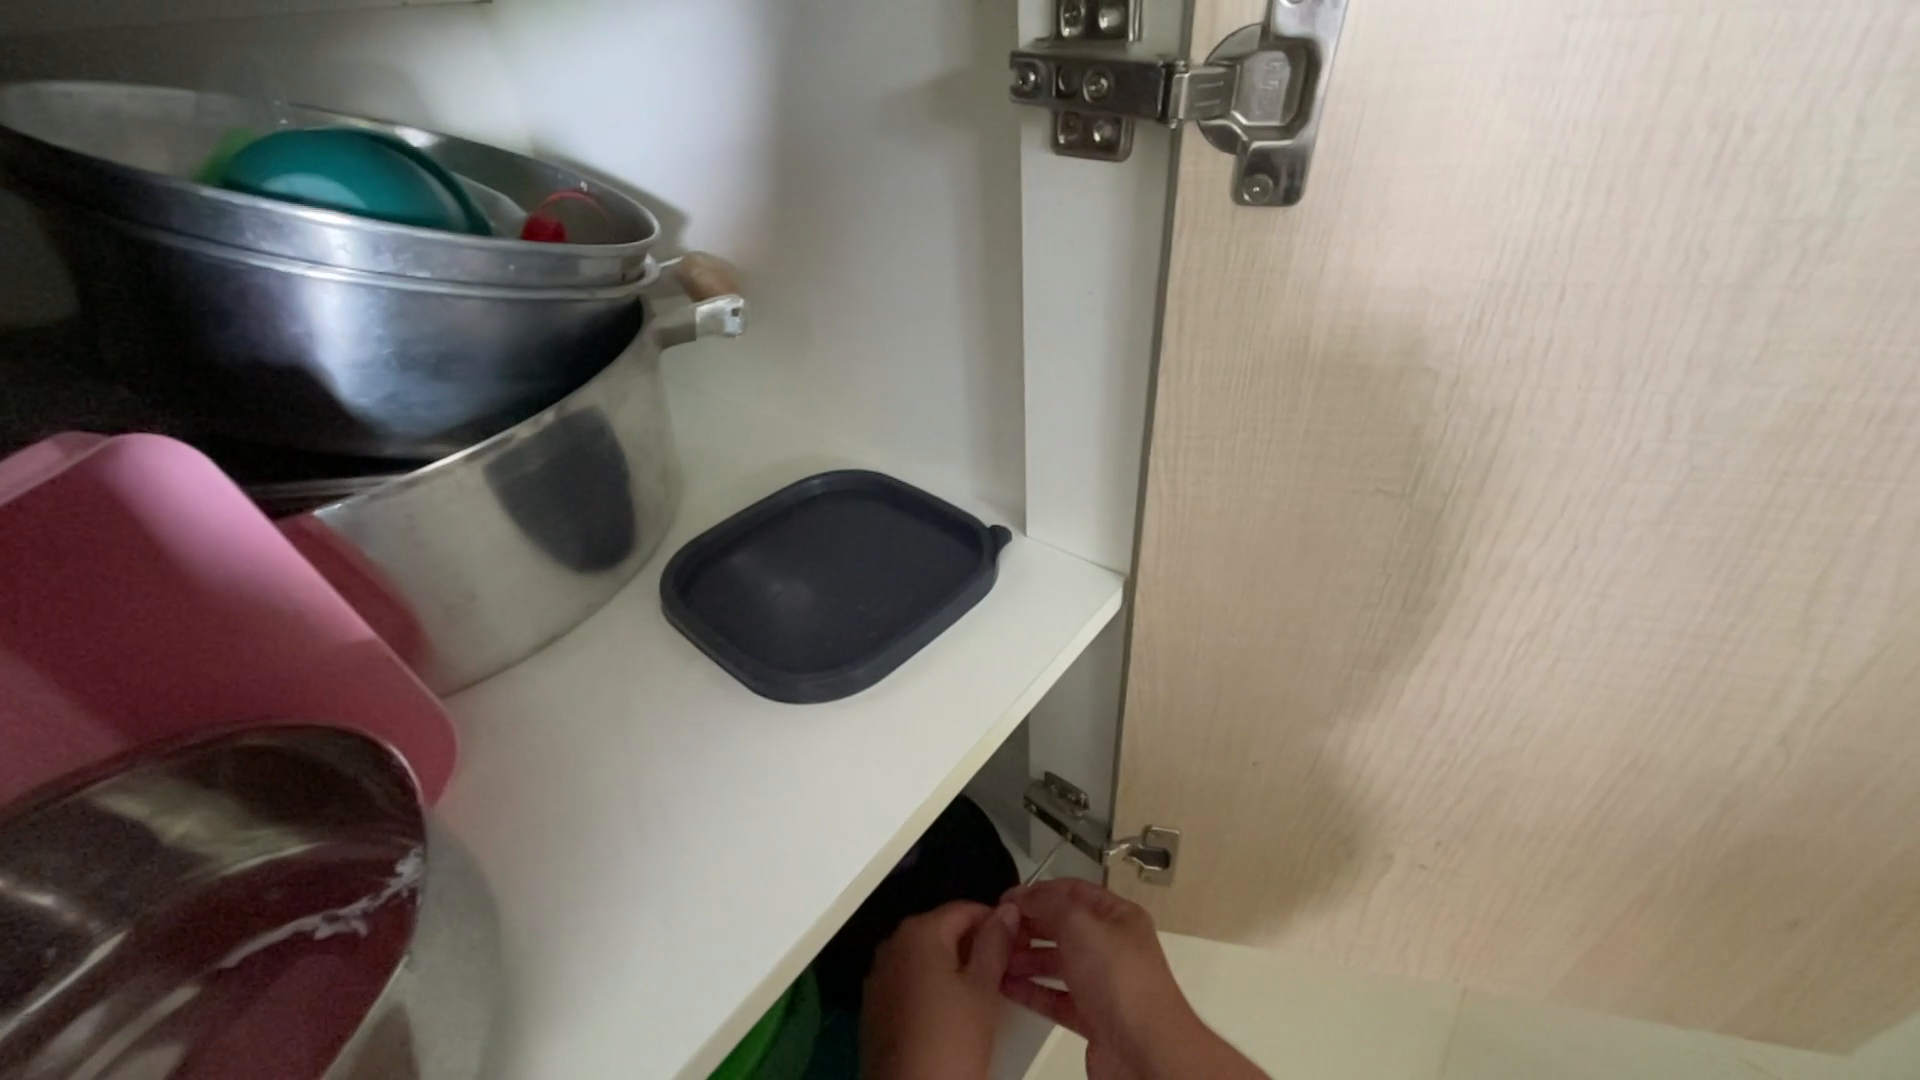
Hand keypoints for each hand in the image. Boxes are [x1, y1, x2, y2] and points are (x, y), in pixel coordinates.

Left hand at [861, 900, 1019, 1079]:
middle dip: (974, 946)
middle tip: (1003, 972)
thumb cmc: (950, 1042)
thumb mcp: (983, 989)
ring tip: (981, 995)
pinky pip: (909, 982)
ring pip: (926, 958)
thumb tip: (1006, 910)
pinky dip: (931, 988)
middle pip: (943, 930)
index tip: (1017, 945)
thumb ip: (995, 943)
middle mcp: (892, 945)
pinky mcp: (874, 1007)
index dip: (995, 923)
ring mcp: (878, 977)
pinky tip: (951, 1015)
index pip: (965, 909)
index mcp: (918, 932)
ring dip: (953, 968)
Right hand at [999, 879, 1266, 1079]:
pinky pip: (1056, 997)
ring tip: (995, 956)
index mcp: (1118, 917)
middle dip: (1029, 925)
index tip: (1008, 898)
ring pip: (1057, 963)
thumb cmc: (1122, 982)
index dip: (1040, 891)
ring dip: (1025, 958)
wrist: (1145, 1053)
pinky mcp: (1093, 1018)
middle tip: (997, 928)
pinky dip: (1031, 990)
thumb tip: (1025, 895)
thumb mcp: (1080, 925)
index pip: (1073, 892)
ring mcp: (1103, 984)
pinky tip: (1007, 985)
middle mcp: (1112, 947)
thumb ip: (1048, 903)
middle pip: (1063, 927)